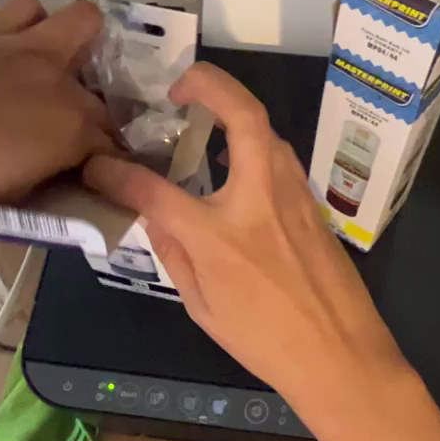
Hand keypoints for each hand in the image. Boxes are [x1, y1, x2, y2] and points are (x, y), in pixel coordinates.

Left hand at [0, 0, 114, 215]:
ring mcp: (22, 50)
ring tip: (52, 77)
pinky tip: (11, 52)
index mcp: (68, 132)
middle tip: (64, 144)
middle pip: (98, 98)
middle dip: (92, 121)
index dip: (100, 165)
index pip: (107, 147)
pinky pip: (23, 9)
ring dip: (76, 48)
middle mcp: (58, 84)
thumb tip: (53, 176)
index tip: (85, 179)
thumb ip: (40, 182)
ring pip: (80, 23)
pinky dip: (29, 24)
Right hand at [84, 63, 406, 403]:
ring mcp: (294, 197)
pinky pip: (279, 158)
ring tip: (203, 123)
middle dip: (211, 83)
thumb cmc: (266, 343)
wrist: (342, 357)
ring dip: (235, 113)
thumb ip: (174, 254)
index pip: (154, 190)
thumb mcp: (202, 307)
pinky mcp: (314, 205)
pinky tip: (236, 166)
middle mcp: (259, 200)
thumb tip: (154, 215)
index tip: (98, 164)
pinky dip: (253, 146)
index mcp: (218, 236)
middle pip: (243, 116)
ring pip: (267, 131)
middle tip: (181, 86)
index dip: (116, 173)